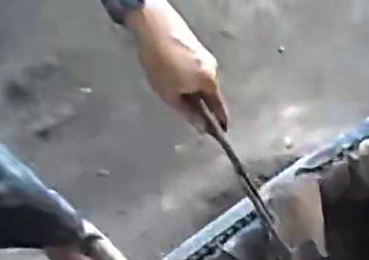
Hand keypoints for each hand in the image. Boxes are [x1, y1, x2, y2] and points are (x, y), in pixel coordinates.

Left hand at [124, 1, 227, 131]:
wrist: (149, 18)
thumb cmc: (159, 60)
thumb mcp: (170, 93)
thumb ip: (189, 113)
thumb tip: (203, 129)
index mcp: (211, 83)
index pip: (220, 108)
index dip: (219, 121)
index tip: (219, 131)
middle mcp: (213, 68)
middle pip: (211, 92)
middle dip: (203, 101)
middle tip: (191, 108)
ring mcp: (204, 53)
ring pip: (202, 77)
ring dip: (194, 85)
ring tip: (178, 86)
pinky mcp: (194, 42)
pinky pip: (195, 65)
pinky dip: (189, 72)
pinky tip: (175, 70)